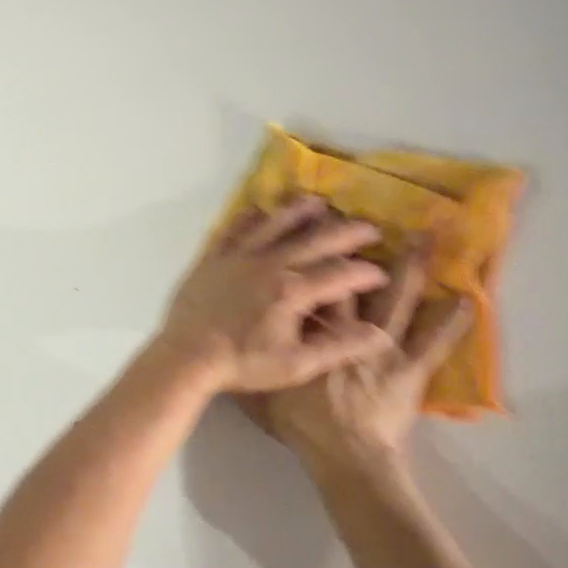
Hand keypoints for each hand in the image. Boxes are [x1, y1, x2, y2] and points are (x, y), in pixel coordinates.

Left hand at [157, 196, 392, 393]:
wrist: (185, 357)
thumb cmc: (241, 364)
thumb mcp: (296, 364)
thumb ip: (339, 347)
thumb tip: (381, 334)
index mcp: (293, 290)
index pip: (341, 275)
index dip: (366, 274)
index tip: (382, 274)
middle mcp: (269, 264)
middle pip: (315, 240)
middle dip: (347, 233)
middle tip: (370, 228)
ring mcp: (237, 258)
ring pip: (274, 225)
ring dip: (299, 213)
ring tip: (319, 204)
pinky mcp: (211, 259)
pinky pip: (233, 230)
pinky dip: (249, 218)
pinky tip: (258, 210)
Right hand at [240, 244, 473, 476]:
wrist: (342, 454)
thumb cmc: (300, 425)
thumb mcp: (262, 393)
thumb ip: (253, 366)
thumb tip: (232, 348)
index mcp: (309, 335)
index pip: (308, 291)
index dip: (311, 262)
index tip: (312, 232)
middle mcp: (347, 330)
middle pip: (352, 283)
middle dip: (357, 251)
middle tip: (365, 219)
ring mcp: (384, 347)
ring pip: (399, 299)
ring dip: (414, 267)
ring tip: (428, 237)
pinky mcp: (411, 368)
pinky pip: (435, 341)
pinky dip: (452, 321)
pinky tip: (468, 298)